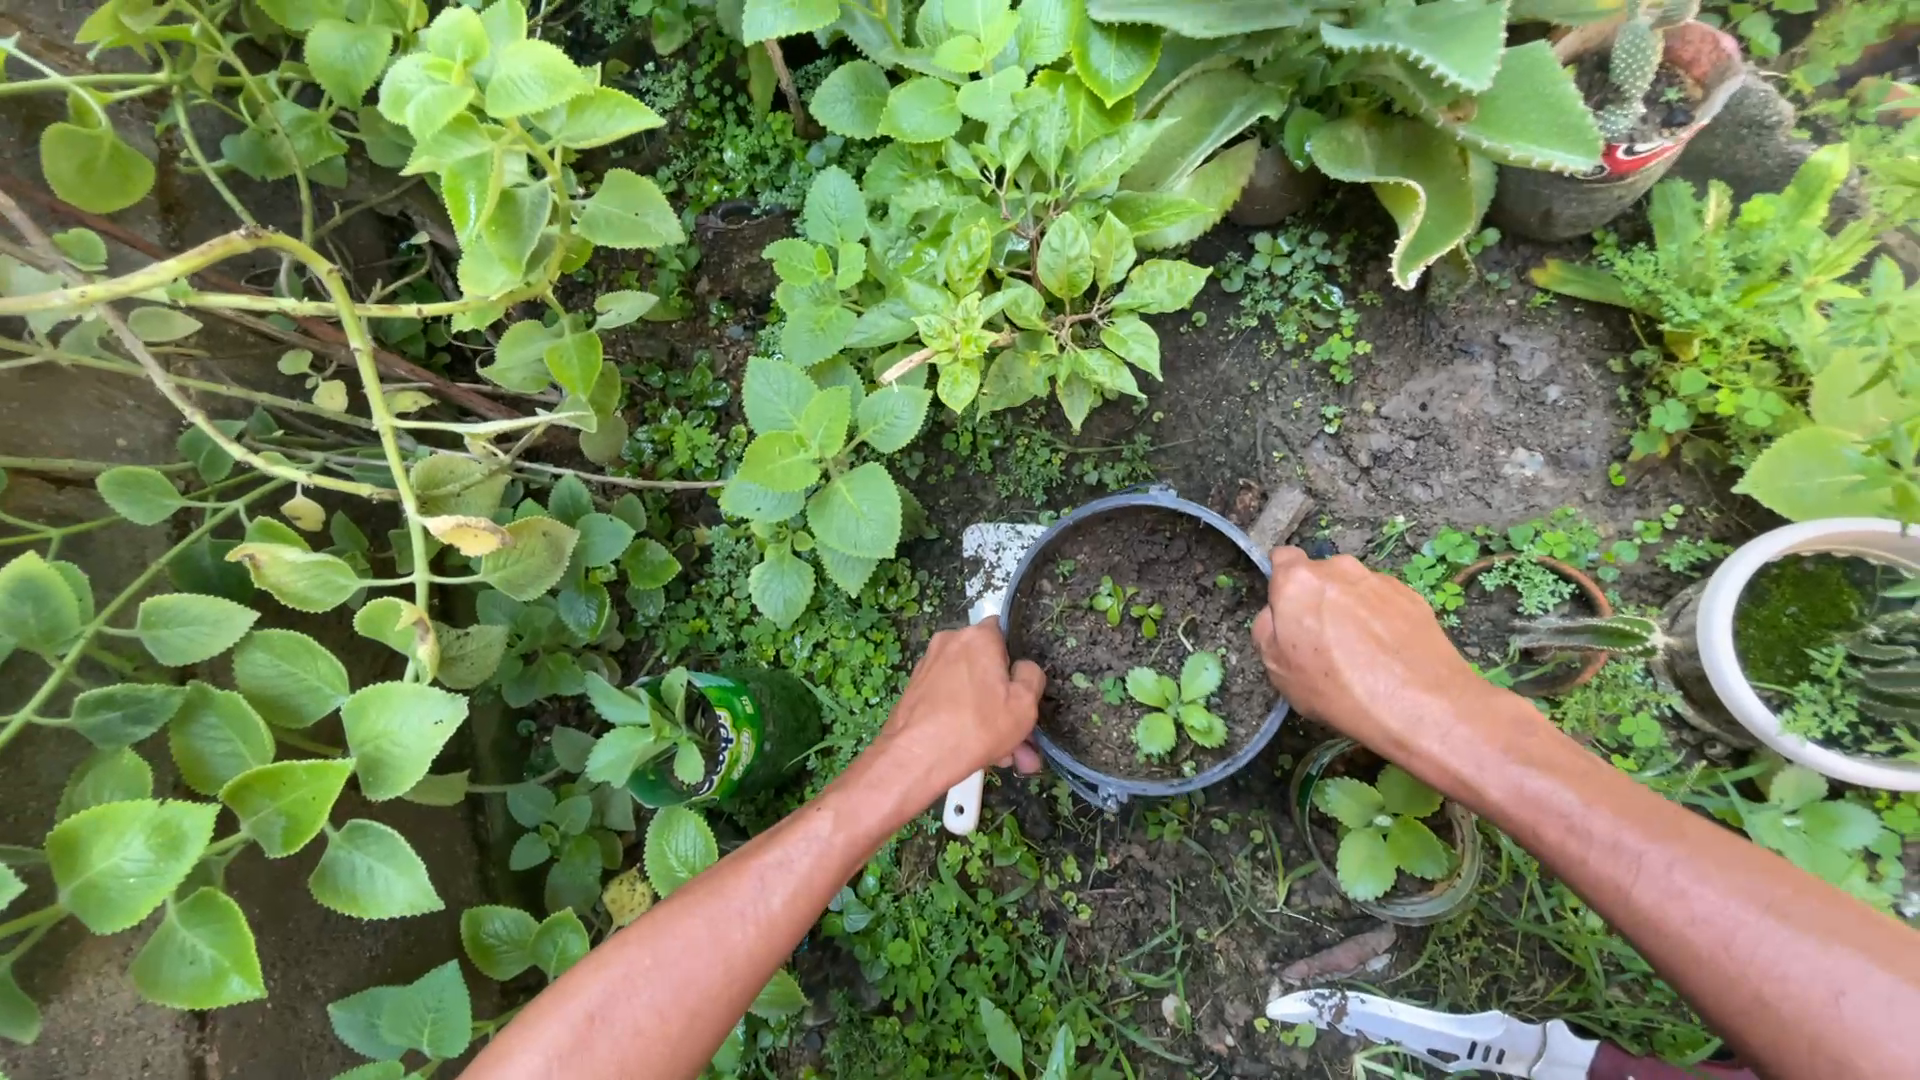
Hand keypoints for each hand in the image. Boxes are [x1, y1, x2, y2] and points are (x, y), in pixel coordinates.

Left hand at [871, 618, 1044, 805]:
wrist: (915, 758)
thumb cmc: (977, 726)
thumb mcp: (1025, 704)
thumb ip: (1032, 676)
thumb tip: (1022, 668)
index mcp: (977, 636)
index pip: (1004, 633)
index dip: (1017, 661)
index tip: (1023, 689)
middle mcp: (949, 643)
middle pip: (987, 670)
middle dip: (1006, 705)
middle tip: (1021, 739)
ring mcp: (929, 667)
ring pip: (971, 691)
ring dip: (990, 720)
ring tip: (1005, 756)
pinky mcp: (916, 690)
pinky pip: (951, 701)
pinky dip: (965, 720)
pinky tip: (979, 753)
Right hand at [1252, 548, 1514, 765]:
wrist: (1421, 705)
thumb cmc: (1336, 688)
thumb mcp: (1277, 669)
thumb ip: (1266, 630)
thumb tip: (1277, 615)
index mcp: (1298, 581)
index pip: (1282, 558)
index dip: (1282, 584)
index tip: (1289, 612)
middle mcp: (1338, 569)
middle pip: (1319, 577)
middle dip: (1318, 600)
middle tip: (1324, 641)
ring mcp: (1379, 580)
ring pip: (1353, 589)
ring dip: (1351, 609)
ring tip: (1362, 652)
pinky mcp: (1413, 596)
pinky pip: (1384, 602)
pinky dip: (1381, 620)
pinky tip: (1388, 654)